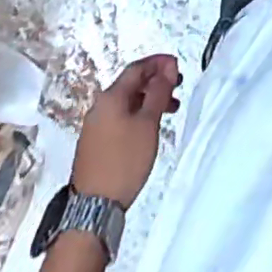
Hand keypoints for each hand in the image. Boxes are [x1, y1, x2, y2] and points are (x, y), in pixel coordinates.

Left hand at [71, 54, 181, 206]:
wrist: (93, 208)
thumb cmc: (124, 161)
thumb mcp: (148, 123)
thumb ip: (159, 92)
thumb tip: (168, 67)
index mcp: (110, 97)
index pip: (137, 68)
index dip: (159, 62)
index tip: (178, 65)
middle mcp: (100, 107)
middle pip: (131, 84)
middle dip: (156, 80)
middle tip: (178, 85)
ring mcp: (96, 126)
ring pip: (127, 102)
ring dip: (149, 99)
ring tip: (171, 108)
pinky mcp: (96, 143)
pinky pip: (121, 117)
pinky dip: (139, 113)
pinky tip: (150, 127)